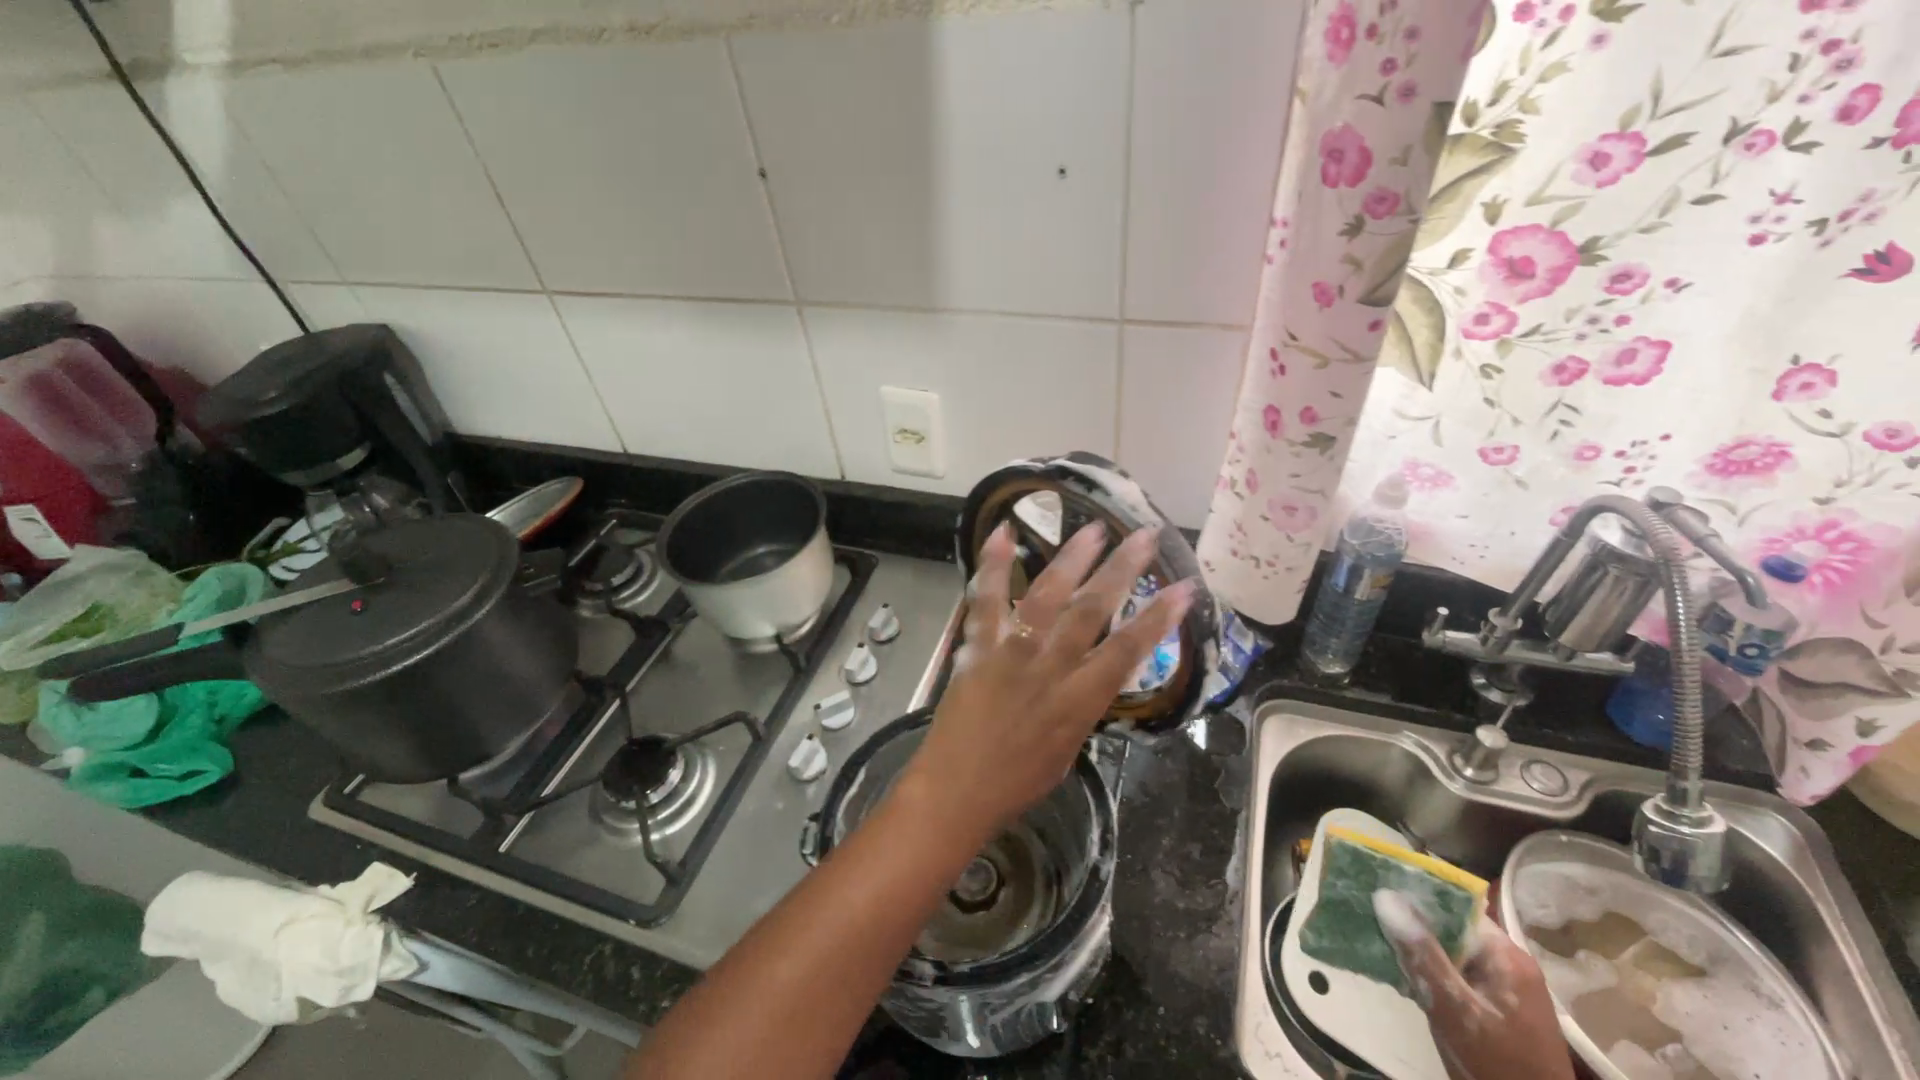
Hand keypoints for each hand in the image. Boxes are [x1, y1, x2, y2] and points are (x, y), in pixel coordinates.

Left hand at [896, 522, 1196, 841]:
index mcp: (1078, 702)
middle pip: (1091, 611)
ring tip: (1094, 529)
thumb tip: (1088, 678)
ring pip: (1046, 597)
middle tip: (1145, 535)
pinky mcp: (976, 649)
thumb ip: (1079, 708)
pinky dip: (994, 567)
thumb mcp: (1066, 751)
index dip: (1159, 618)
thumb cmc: (1015, 784)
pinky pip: (986, 601)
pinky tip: (1003, 532)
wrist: (956, 793)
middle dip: (1122, 570)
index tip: (1184, 587)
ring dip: (1071, 559)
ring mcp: (1010, 654)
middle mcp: (1049, 669)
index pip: (1128, 651)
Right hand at [1373, 890, 1576, 1079]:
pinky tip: (1401, 976)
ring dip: (1418, 950)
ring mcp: (1504, 985)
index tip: (1375, 889)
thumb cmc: (1499, 1065)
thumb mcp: (1455, 1010)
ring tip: (1374, 941)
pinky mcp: (1497, 1006)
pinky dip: (1431, 972)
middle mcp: (1508, 962)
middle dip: (1412, 924)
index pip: (1455, 907)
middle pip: (1453, 929)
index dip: (1416, 896)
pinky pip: (1457, 974)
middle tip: (1367, 916)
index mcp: (1505, 955)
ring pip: (1452, 953)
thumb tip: (1385, 896)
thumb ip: (1422, 955)